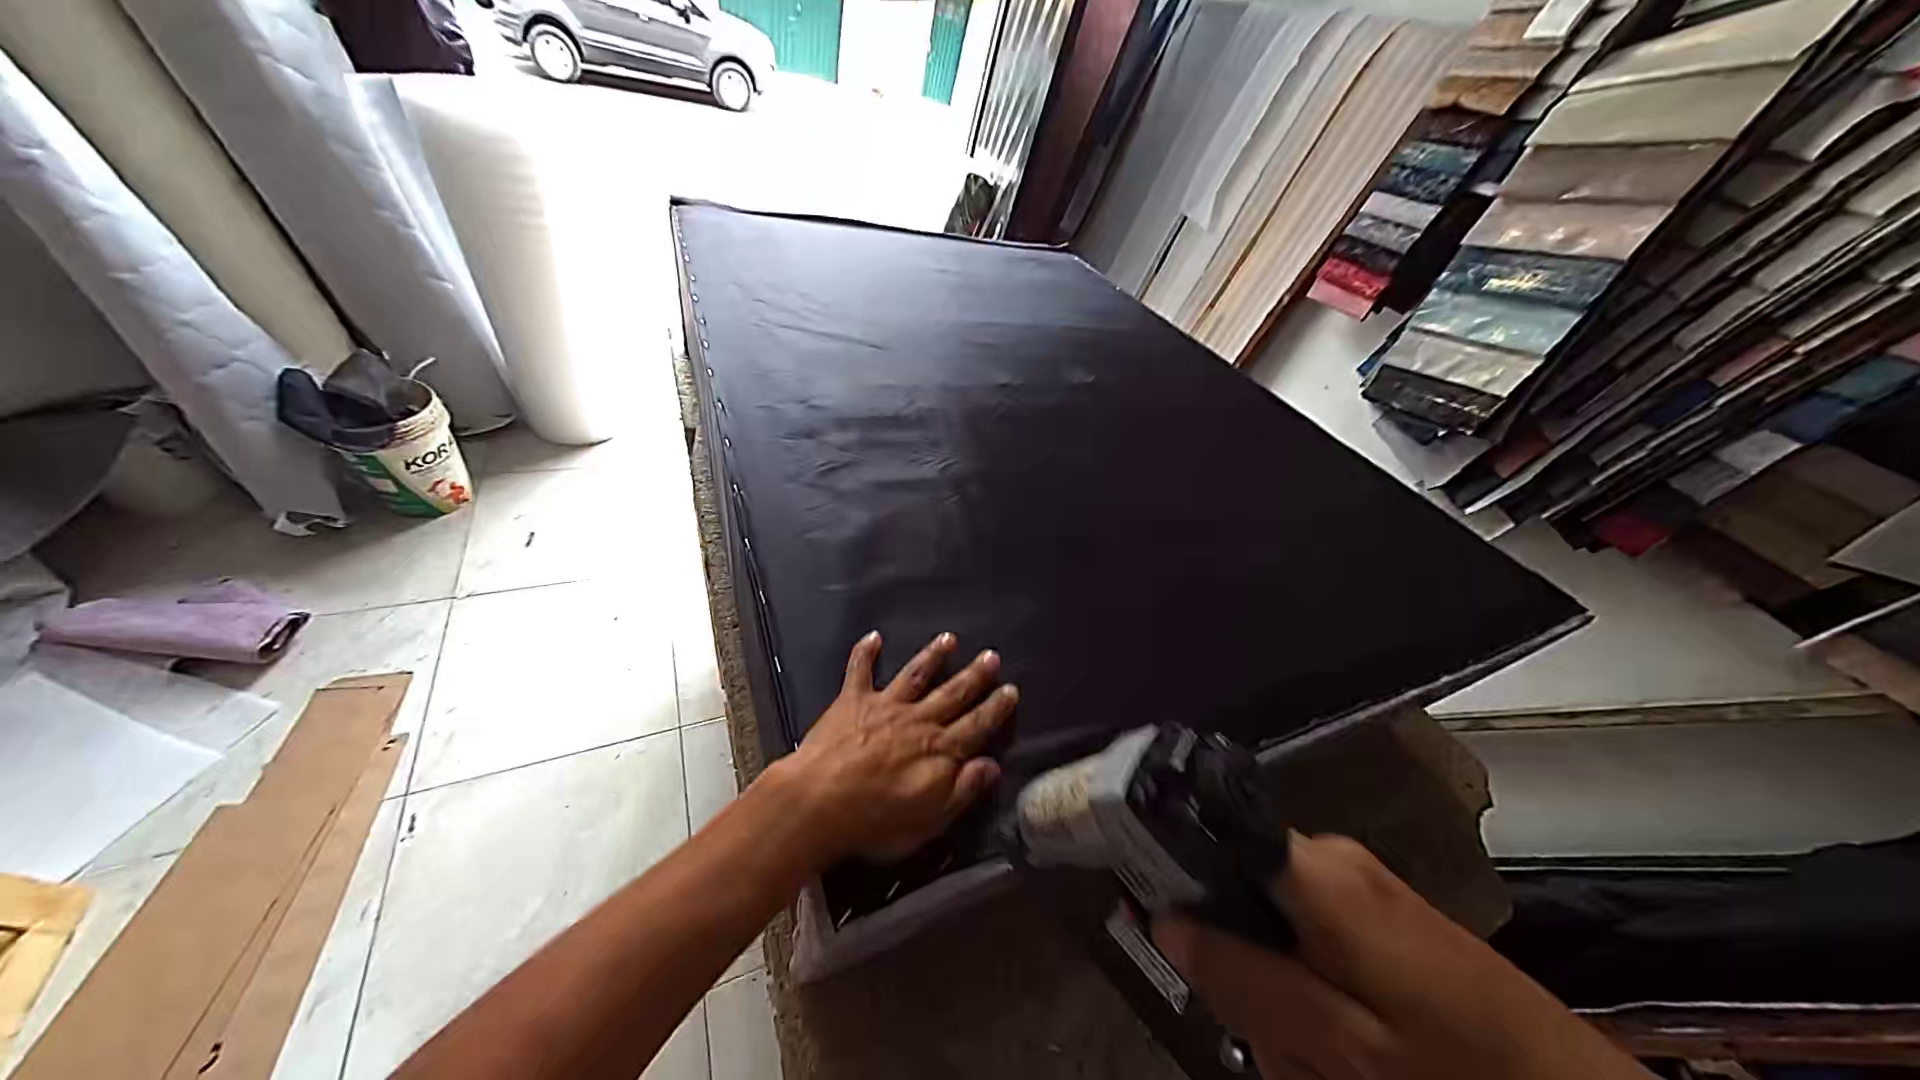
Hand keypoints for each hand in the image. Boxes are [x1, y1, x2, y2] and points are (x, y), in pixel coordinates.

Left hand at [763, 631, 1017, 863]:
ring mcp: (885, 707)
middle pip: (953, 693)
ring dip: (933, 656)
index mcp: (939, 750)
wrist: (819, 802)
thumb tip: (991, 766)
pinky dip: (865, 653)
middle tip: (991, 655)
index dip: (996, 708)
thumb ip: (962, 791)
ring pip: (916, 675)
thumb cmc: (875, 820)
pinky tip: (873, 637)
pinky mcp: (851, 702)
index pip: (977, 725)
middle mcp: (917, 721)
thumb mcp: (930, 820)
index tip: (1010, 690)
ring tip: (949, 639)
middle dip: (975, 675)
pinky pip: (860, 671)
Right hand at [1153, 833, 1650, 1079]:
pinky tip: (1340, 1047)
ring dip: (1273, 989)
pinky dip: (1306, 992)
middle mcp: (1331, 858)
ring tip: (1315, 1055)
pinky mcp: (1377, 915)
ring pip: (1268, 924)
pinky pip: (1307, 940)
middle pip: (1236, 890)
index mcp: (1315, 869)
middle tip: (1269, 1030)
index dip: (1174, 867)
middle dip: (1238, 960)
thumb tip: (1164, 922)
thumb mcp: (1339, 1045)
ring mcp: (1358, 885)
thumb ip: (1244, 978)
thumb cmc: (1456, 1071)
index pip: (1211, 832)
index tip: (1156, 916)